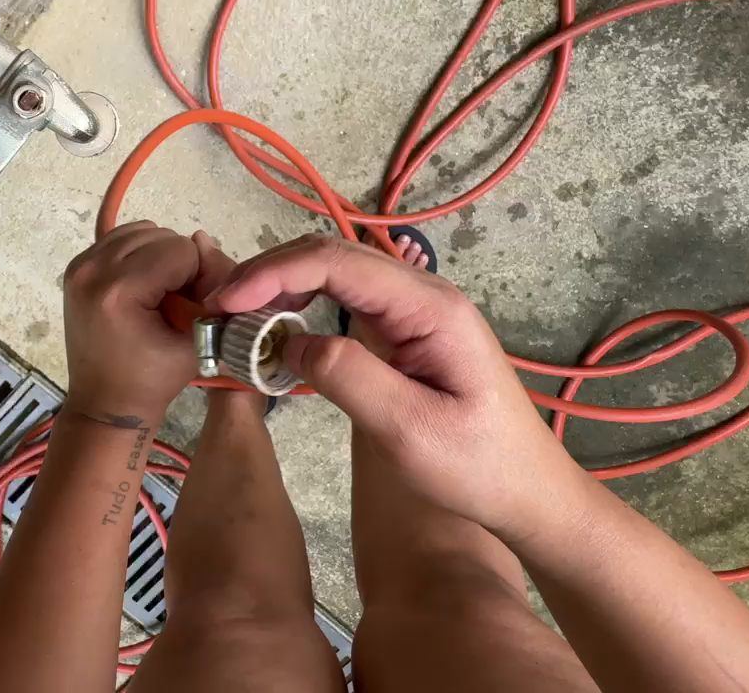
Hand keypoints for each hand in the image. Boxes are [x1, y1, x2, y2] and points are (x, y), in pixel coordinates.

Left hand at [60, 223, 233, 426]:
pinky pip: (121, 238)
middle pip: (161, 235)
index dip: (197, 276)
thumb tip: (205, 240)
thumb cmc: (152, 381)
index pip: (180, 250)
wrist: (103, 403)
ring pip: (142, 230)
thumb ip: (210, 292)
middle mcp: (92, 269)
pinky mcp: (76, 266)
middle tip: (176, 301)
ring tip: (158, 292)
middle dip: (179, 263)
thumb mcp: (197, 344)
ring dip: (159, 255)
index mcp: (119, 291)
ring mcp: (80, 265)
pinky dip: (139, 254)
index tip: (192, 306)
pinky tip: (141, 285)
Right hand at [211, 233, 581, 536]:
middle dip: (267, 272)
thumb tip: (290, 341)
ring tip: (237, 312)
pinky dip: (298, 301)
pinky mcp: (400, 327)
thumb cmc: (476, 467)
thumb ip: (348, 376)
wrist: (529, 494)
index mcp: (428, 306)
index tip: (227, 302)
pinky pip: (340, 295)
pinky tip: (275, 322)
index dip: (273, 273)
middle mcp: (419, 292)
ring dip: (279, 283)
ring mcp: (410, 307)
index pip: (335, 262)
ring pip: (331, 270)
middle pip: (329, 254)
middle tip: (219, 307)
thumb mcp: (409, 431)